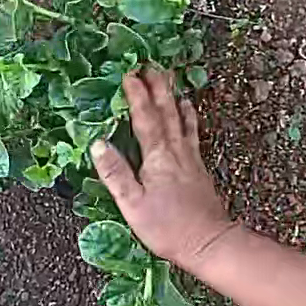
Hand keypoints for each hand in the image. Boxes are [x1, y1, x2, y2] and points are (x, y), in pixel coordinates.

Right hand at [90, 69, 238, 273]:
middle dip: (158, 87)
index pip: (145, 119)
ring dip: (173, 96)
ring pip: (181, 119)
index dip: (137, 95)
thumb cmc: (166, 227)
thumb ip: (116, 173)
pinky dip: (188, 116)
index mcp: (157, 157)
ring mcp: (191, 157)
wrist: (208, 242)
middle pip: (167, 112)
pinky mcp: (199, 167)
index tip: (128, 73)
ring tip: (170, 78)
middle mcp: (176, 151)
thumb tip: (98, 143)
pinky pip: (192, 132)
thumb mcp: (132, 205)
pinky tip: (189, 111)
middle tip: (151, 64)